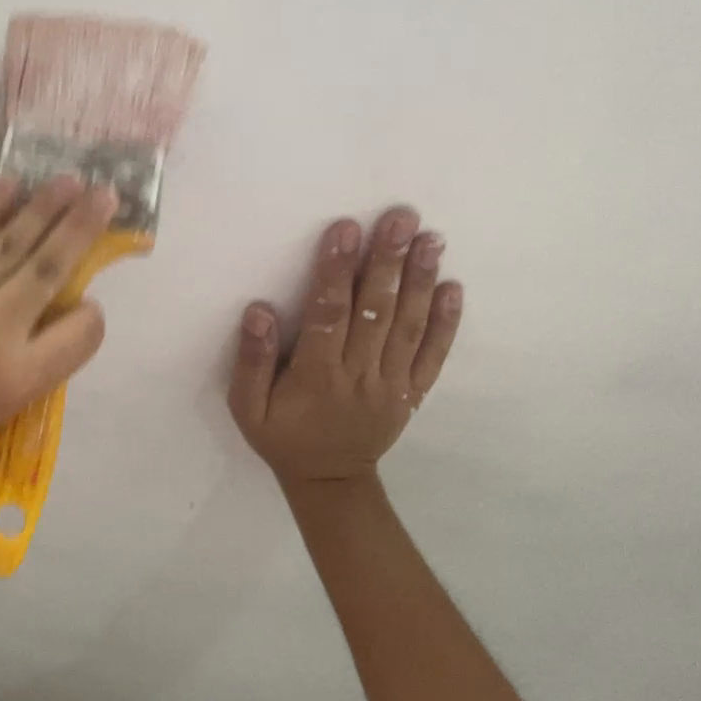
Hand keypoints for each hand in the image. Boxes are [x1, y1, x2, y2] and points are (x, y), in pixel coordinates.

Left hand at [0, 176, 118, 488]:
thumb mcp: (10, 405)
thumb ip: (44, 355)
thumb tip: (69, 300)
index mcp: (17, 378)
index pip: (79, 331)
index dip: (92, 316)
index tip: (90, 306)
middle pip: (47, 269)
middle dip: (81, 228)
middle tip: (107, 194)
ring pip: (9, 244)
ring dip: (43, 208)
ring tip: (71, 181)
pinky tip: (13, 187)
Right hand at [226, 207, 462, 484]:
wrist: (330, 482)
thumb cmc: (282, 437)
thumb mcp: (247, 408)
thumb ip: (253, 360)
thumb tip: (260, 310)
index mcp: (316, 375)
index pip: (329, 314)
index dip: (336, 271)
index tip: (346, 230)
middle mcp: (359, 374)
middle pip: (375, 311)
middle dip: (387, 261)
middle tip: (401, 219)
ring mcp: (391, 383)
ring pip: (409, 326)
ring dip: (420, 280)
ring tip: (431, 239)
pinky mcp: (412, 392)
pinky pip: (433, 355)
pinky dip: (447, 322)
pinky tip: (453, 287)